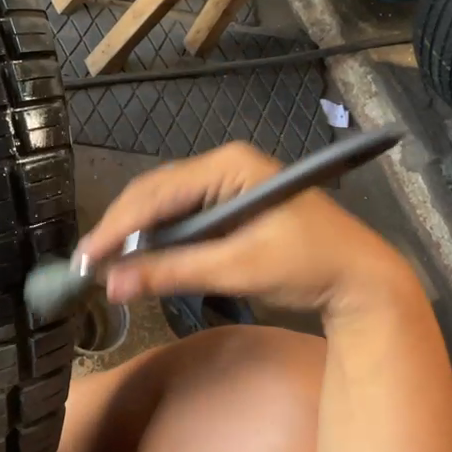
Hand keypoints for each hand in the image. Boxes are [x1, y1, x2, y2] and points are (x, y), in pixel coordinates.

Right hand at [76, 143, 416, 316]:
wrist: (364, 279)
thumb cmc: (309, 266)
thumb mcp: (238, 269)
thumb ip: (172, 272)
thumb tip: (111, 286)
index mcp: (227, 165)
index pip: (155, 192)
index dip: (116, 226)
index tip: (86, 257)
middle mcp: (219, 165)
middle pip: (152, 193)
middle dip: (119, 228)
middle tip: (89, 263)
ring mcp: (221, 182)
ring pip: (159, 204)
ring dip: (133, 234)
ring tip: (105, 262)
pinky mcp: (224, 202)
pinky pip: (176, 215)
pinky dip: (154, 238)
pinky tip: (137, 256)